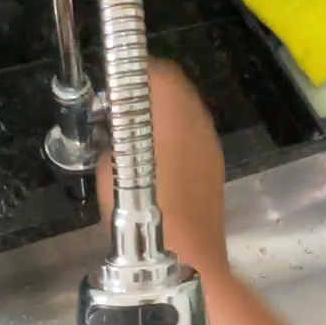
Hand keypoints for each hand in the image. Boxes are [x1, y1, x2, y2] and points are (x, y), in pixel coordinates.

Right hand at [97, 60, 228, 278]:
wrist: (185, 253)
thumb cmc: (142, 209)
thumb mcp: (110, 169)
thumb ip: (113, 137)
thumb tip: (113, 127)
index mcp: (172, 112)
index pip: (157, 70)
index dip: (133, 71)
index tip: (113, 85)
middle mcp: (198, 120)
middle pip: (175, 87)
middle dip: (148, 92)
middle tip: (120, 108)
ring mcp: (211, 143)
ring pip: (187, 112)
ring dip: (163, 114)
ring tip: (136, 135)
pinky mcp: (216, 165)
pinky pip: (194, 137)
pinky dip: (177, 137)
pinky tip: (157, 161)